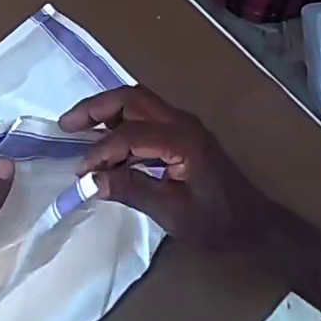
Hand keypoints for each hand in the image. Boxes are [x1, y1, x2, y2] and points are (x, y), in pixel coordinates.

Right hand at [59, 86, 288, 252]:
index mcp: (183, 140)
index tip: (80, 172)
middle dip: (97, 107)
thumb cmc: (216, 222)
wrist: (253, 222)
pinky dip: (121, 120)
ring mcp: (183, 123)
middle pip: (133, 98)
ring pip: (139, 101)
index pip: (131, 134)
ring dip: (107, 109)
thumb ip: (132, 191)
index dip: (101, 150)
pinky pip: (146, 114)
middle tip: (66, 124)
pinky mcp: (181, 131)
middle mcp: (182, 122)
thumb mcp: (173, 214)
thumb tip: (91, 181)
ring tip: (77, 126)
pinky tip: (105, 139)